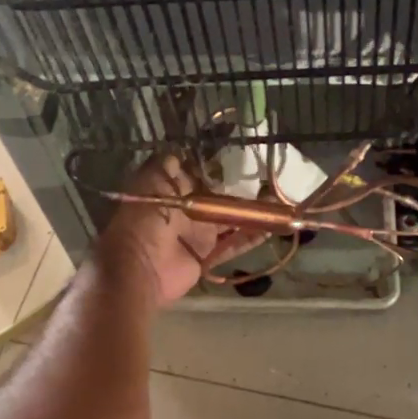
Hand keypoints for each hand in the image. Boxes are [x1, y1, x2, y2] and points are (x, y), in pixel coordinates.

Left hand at [93, 155, 264, 308]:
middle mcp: (187, 212)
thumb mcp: (150, 185)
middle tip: (268, 179)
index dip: (216, 168)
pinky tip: (272, 227)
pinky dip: (251, 237)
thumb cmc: (144, 221)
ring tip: (277, 202)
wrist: (140, 268)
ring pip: (230, 220)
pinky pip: (234, 244)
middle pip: (218, 199)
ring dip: (251, 213)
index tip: (240, 156)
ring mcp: (199, 235)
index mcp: (172, 193)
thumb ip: (165, 167)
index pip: (198, 176)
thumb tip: (178, 150)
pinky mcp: (208, 255)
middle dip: (240, 191)